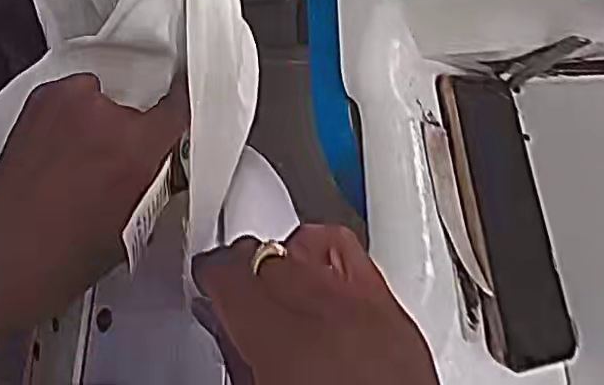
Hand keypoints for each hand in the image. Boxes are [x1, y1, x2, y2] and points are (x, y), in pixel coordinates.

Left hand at [0, 73, 188, 375]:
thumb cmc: (53, 258)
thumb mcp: (131, 226)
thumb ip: (155, 180)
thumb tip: (162, 164)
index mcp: (137, 150)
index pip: (178, 106)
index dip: (181, 108)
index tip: (181, 103)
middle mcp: (106, 117)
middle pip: (138, 106)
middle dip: (132, 131)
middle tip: (113, 164)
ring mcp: (71, 102)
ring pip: (103, 99)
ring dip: (98, 122)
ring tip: (78, 161)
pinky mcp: (44, 98)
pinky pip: (73, 97)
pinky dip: (71, 116)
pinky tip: (59, 152)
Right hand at [194, 225, 438, 384]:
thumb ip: (236, 357)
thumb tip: (220, 323)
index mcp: (285, 343)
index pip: (231, 273)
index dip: (211, 274)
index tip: (208, 282)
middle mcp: (325, 312)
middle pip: (265, 255)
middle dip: (243, 269)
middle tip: (234, 297)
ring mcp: (363, 308)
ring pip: (304, 246)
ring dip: (283, 261)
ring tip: (274, 287)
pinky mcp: (395, 315)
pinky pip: (349, 253)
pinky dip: (327, 257)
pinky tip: (318, 276)